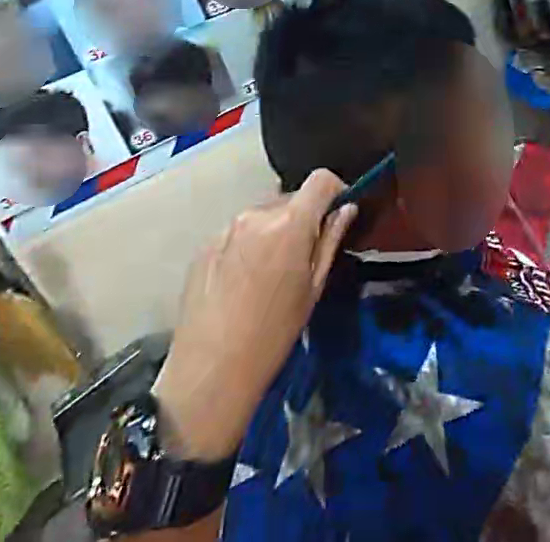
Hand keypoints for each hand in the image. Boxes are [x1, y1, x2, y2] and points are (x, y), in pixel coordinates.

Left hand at [151, 170, 359, 459]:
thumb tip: (346, 209)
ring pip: (264, 215)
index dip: (335, 191)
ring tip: (272, 273)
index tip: (338, 214)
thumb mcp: (314, 287)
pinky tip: (246, 281)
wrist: (210, 370)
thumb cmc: (273, 333)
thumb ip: (330, 240)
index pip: (321, 179)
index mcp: (289, 223)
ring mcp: (226, 228)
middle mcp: (256, 214)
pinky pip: (239, 232)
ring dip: (276, 230)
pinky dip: (251, 244)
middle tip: (305, 256)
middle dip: (303, 217)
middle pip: (291, 198)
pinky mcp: (204, 244)